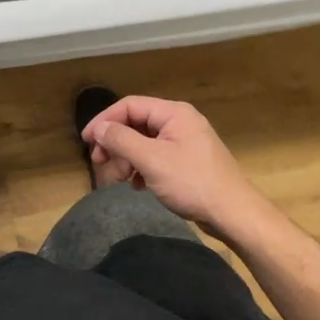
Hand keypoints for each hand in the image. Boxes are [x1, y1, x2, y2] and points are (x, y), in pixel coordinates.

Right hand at [82, 96, 266, 235]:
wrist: (233, 213)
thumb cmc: (192, 183)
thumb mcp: (152, 160)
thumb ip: (122, 140)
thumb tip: (99, 128)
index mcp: (174, 113)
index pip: (130, 105)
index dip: (105, 120)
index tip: (87, 141)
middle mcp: (180, 122)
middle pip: (136, 123)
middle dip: (115, 142)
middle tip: (99, 163)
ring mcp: (185, 143)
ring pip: (144, 142)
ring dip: (126, 158)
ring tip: (118, 179)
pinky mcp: (187, 162)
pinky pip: (155, 157)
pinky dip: (141, 168)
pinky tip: (138, 185)